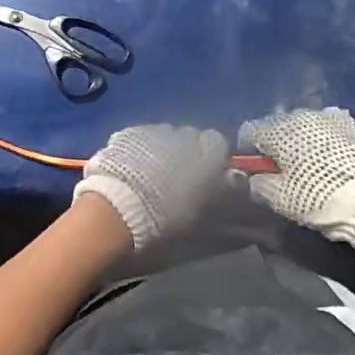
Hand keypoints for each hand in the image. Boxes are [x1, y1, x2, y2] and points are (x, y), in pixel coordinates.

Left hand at [74, 124, 230, 250]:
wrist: (118, 211)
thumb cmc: (166, 221)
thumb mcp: (204, 212)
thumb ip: (222, 191)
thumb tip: (235, 179)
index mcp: (207, 158)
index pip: (217, 142)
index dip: (212, 154)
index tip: (206, 169)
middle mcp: (182, 139)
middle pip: (189, 134)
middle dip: (187, 148)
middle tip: (178, 170)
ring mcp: (152, 133)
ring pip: (164, 133)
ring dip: (163, 145)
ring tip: (152, 165)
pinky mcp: (127, 133)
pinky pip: (140, 135)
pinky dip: (139, 145)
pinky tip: (131, 161)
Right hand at [238, 107, 354, 256]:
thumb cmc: (320, 197)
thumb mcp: (281, 198)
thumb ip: (260, 184)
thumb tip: (254, 178)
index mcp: (276, 131)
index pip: (249, 132)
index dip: (248, 150)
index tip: (254, 168)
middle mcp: (300, 118)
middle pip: (276, 126)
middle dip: (275, 143)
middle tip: (281, 168)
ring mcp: (329, 120)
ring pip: (303, 126)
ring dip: (300, 140)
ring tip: (307, 162)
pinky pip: (329, 128)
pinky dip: (324, 138)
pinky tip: (330, 156)